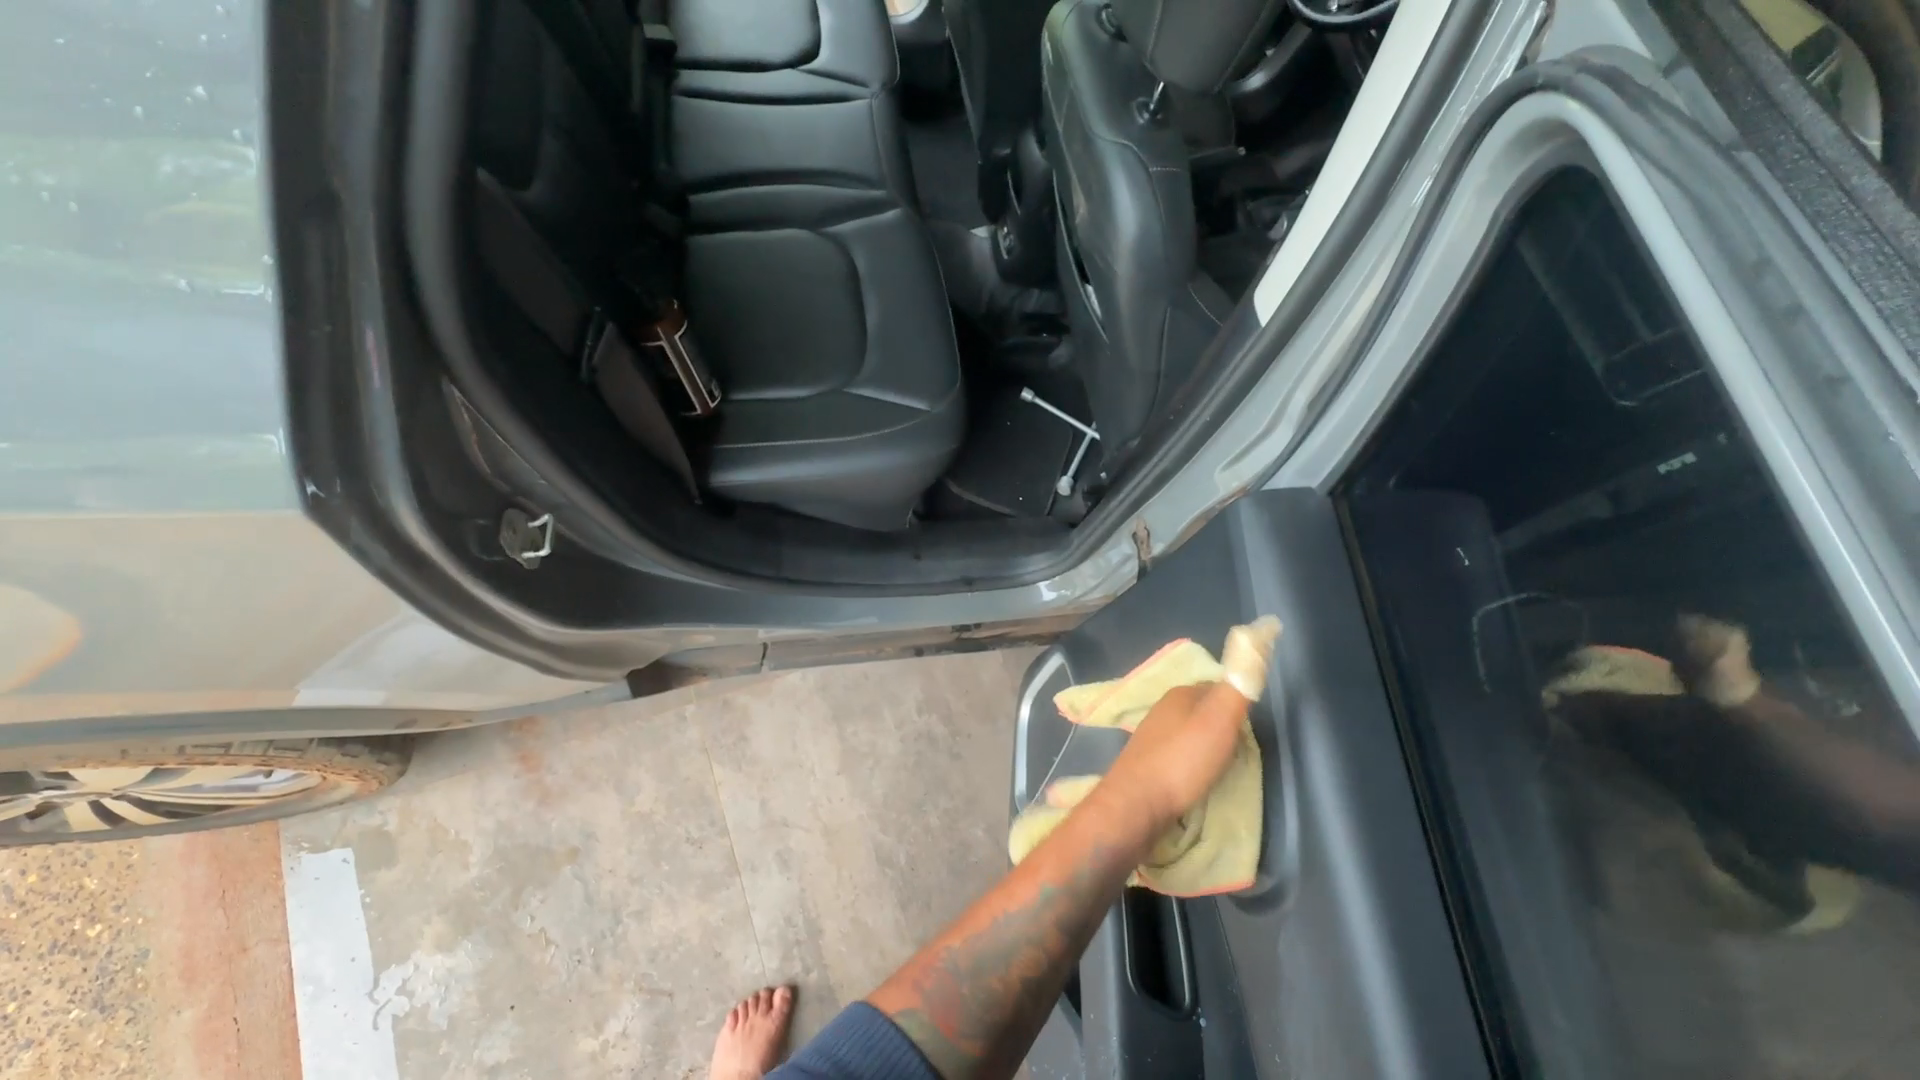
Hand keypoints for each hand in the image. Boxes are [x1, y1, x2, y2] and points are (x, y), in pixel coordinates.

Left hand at [1097, 681, 1252, 831]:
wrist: (1136, 803)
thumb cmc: (1182, 760)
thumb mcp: (1219, 720)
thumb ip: (1237, 688)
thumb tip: (1254, 645)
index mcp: (1179, 694)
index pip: (1217, 688)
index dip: (1236, 705)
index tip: (1248, 729)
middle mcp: (1162, 710)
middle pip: (1203, 712)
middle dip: (1221, 728)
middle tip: (1236, 752)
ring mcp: (1151, 736)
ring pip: (1189, 734)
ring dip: (1206, 747)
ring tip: (1219, 768)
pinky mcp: (1146, 763)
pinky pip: (1178, 756)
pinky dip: (1191, 764)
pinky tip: (1196, 779)